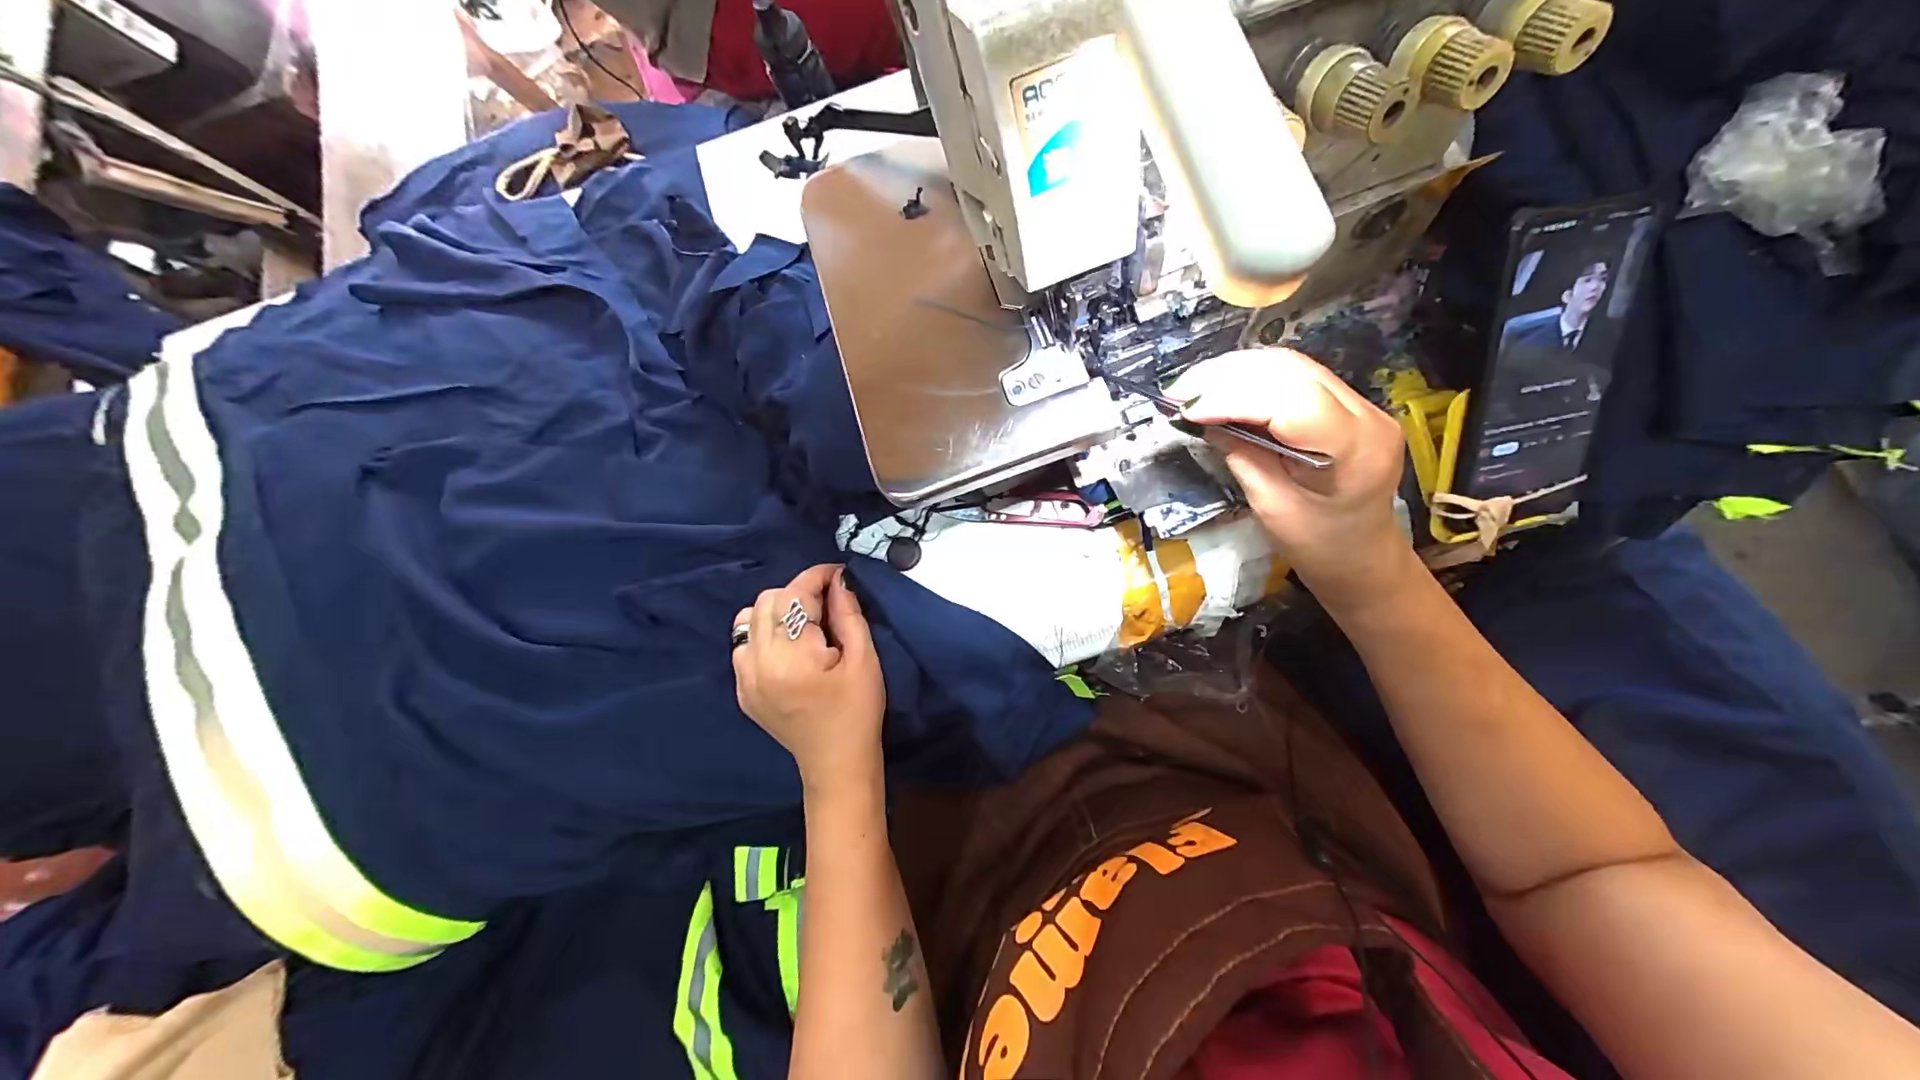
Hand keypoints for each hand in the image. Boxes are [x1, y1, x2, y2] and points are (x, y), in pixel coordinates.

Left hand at [732, 565, 885, 793]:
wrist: (836, 762)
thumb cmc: (858, 711)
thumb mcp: (864, 659)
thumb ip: (848, 614)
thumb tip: (838, 580)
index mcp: (792, 658)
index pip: (795, 596)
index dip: (817, 577)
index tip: (837, 574)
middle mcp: (759, 664)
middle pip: (768, 600)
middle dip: (799, 593)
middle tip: (828, 605)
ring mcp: (745, 679)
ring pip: (749, 618)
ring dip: (777, 610)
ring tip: (805, 624)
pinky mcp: (742, 690)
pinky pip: (744, 644)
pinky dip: (764, 634)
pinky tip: (789, 647)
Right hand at [1168, 349, 1412, 596]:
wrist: (1361, 555)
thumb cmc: (1318, 544)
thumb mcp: (1271, 506)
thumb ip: (1242, 455)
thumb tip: (1202, 419)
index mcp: (1356, 449)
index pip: (1292, 402)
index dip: (1235, 398)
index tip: (1187, 409)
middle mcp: (1365, 414)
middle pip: (1290, 372)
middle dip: (1227, 377)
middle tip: (1178, 393)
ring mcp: (1359, 403)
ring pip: (1289, 365)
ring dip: (1234, 372)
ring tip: (1191, 389)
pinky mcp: (1343, 402)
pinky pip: (1292, 376)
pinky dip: (1250, 378)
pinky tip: (1219, 390)